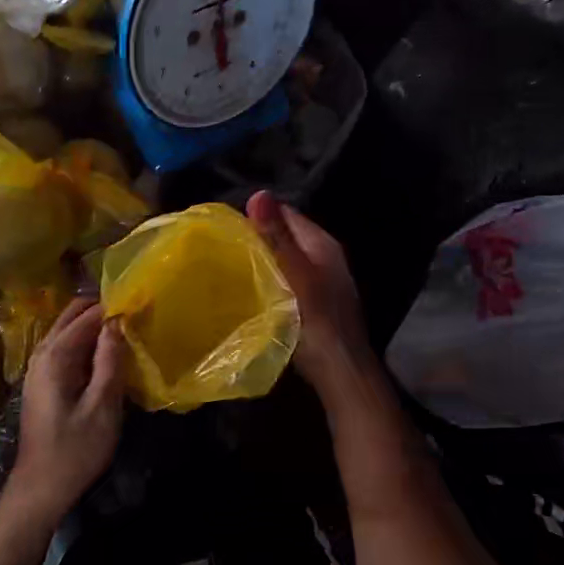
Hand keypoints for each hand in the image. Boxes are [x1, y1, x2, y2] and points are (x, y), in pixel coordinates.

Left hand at [11, 298, 126, 521]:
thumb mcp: (102, 406)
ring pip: (67, 330)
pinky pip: (64, 347)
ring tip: (126, 331)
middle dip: (101, 310)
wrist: (41, 487)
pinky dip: (84, 342)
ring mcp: (38, 367)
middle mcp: (41, 353)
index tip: (142, 305)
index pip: (88, 315)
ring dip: (93, 326)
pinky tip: (106, 354)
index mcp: (55, 355)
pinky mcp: (41, 381)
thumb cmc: (75, 449)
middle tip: (135, 316)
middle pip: (71, 315)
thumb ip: (110, 361)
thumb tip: (118, 322)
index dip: (115, 308)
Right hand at [246, 191, 372, 394]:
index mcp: (323, 245)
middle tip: (222, 247)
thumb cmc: (317, 320)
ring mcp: (323, 283)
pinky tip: (252, 293)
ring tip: (231, 267)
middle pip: (286, 238)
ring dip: (264, 262)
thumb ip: (276, 237)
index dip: (258, 215)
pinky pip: (288, 283)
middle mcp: (326, 258)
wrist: (341, 370)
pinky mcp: (315, 305)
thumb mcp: (294, 274)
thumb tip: (259, 193)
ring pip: (286, 262)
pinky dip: (271, 283)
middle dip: (258, 239)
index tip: (226, 225)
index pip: (287, 214)